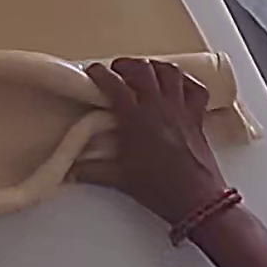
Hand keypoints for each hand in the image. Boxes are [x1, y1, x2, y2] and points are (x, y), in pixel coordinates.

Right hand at [74, 58, 229, 224]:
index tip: (92, 72)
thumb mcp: (119, 179)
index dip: (99, 73)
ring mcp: (179, 108)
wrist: (197, 202)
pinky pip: (195, 88)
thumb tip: (70, 170)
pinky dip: (186, 82)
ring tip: (145, 72)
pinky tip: (176, 85)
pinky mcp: (197, 116)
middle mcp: (157, 106)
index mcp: (135, 117)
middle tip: (117, 72)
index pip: (113, 83)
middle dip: (126, 64)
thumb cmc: (157, 188)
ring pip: (169, 72)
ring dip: (154, 67)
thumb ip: (92, 170)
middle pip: (142, 68)